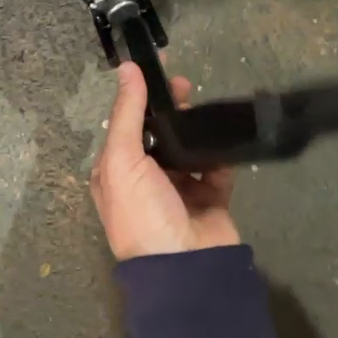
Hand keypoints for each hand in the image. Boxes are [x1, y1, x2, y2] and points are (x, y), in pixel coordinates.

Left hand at [90, 61, 239, 260]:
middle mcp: (144, 180)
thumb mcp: (123, 159)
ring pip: (186, 147)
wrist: (186, 270)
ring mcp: (178, 191)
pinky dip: (219, 154)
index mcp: (116, 172)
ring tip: (204, 109)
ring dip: (194, 127)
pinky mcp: (209, 200)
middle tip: (187, 87)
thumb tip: (127, 67)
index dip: (140, 96)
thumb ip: (127, 111)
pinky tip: (221, 136)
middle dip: (170, 109)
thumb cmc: (143, 212)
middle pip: (158, 133)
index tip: (158, 72)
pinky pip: (215, 169)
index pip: (126, 124)